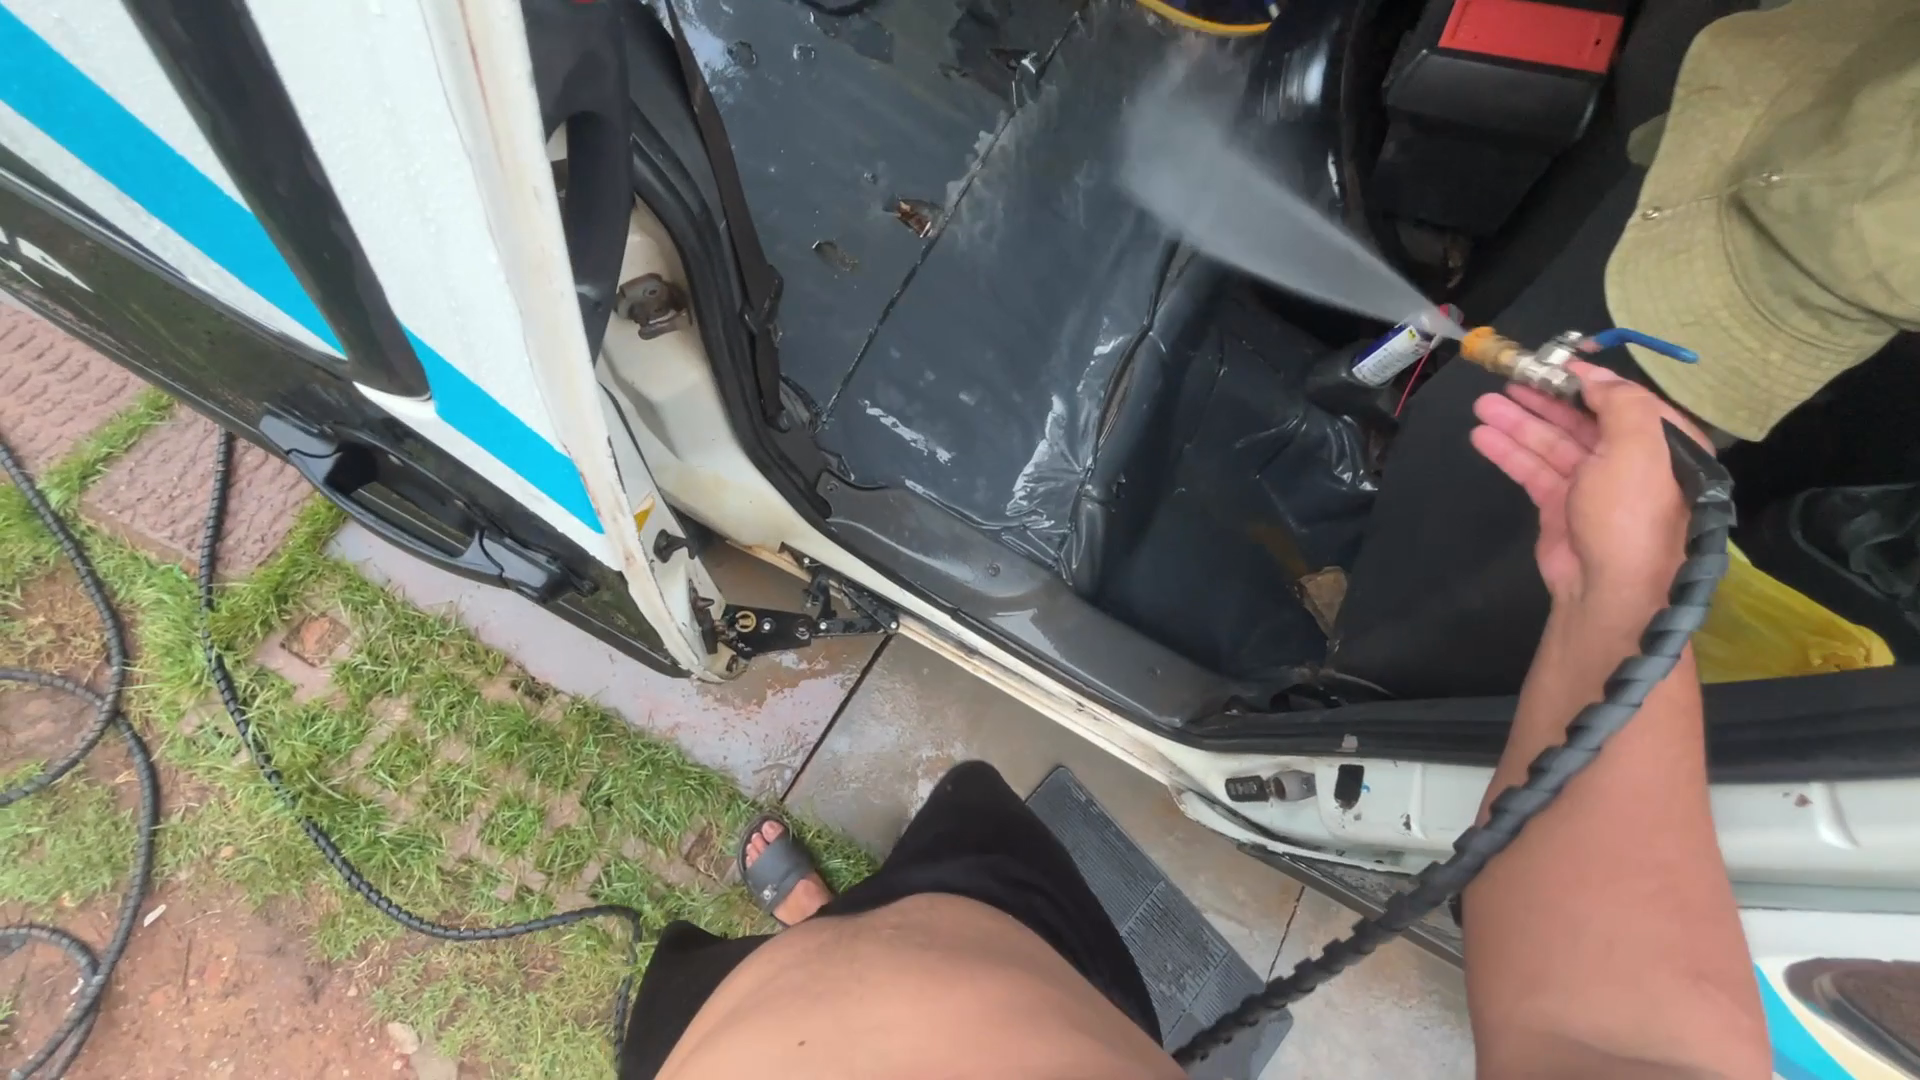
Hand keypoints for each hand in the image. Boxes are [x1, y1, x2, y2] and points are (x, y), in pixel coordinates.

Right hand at [1470, 362, 1709, 617]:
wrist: (1611, 585)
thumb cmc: (1632, 514)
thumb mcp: (1638, 449)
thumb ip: (1621, 405)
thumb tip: (1596, 379)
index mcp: (1661, 443)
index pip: (1623, 401)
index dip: (1587, 381)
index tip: (1551, 364)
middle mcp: (1629, 460)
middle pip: (1581, 421)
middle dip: (1543, 400)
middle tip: (1507, 381)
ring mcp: (1592, 485)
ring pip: (1551, 444)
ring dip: (1517, 423)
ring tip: (1483, 406)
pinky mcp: (1560, 505)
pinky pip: (1533, 470)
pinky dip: (1509, 453)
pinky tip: (1483, 437)